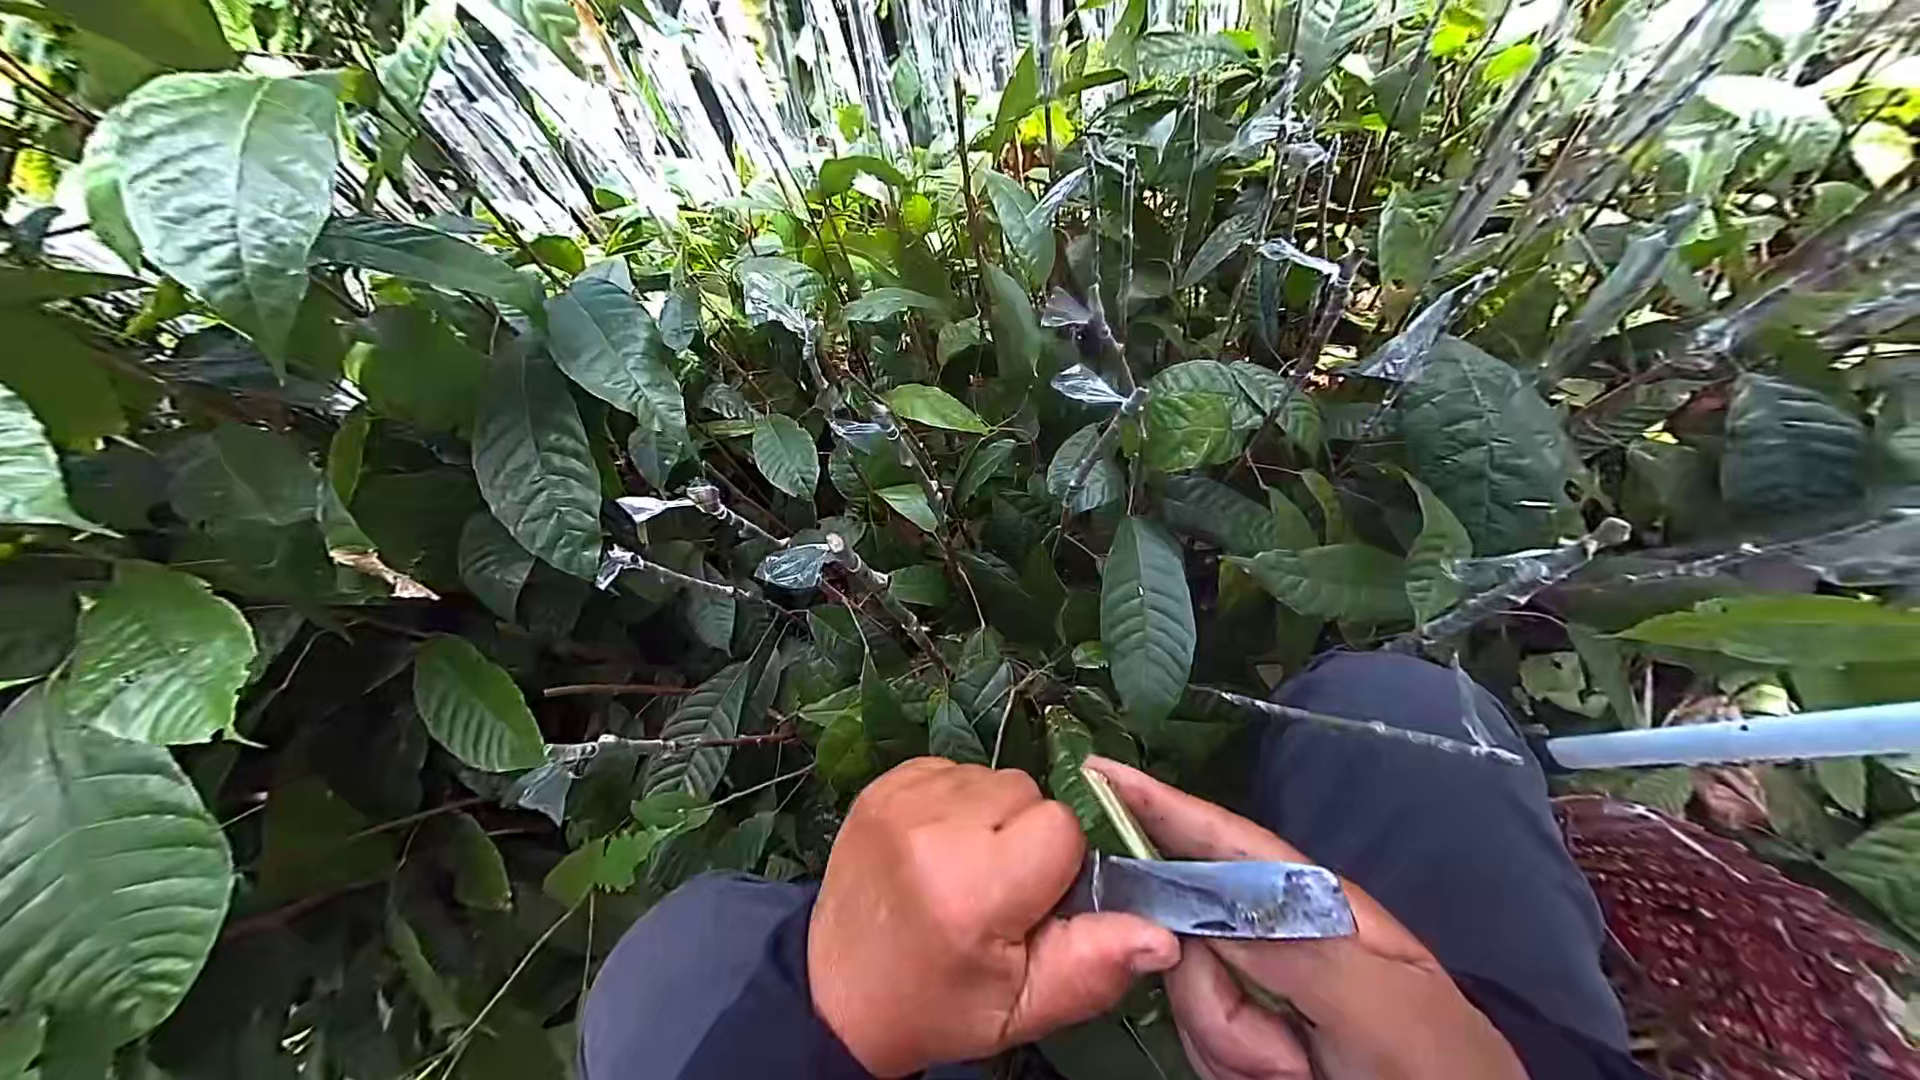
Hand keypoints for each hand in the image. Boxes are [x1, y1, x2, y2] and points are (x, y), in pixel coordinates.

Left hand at [809, 757, 1180, 1076]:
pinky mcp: (884, 781)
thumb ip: (1093, 967)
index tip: (1031, 896)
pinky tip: (937, 839)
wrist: (839, 988)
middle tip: (994, 883)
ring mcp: (902, 795)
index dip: (1059, 861)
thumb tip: (1161, 933)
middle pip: (1027, 792)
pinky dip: (957, 798)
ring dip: (991, 813)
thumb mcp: (1020, 1007)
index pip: (1061, 826)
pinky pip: (954, 767)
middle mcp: (934, 826)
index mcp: (972, 885)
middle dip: (1025, 833)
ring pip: (992, 776)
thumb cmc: (938, 1001)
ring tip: (962, 861)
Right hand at [1085, 757, 1526, 1079]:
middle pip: (1187, 918)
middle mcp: (1272, 930)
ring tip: (1295, 1076)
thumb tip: (1206, 898)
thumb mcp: (1387, 1012)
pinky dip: (1224, 1059)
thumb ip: (1297, 944)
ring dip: (1230, 1040)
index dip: (1155, 800)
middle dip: (1216, 989)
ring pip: (1184, 980)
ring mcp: (1253, 982)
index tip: (1096, 768)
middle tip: (1281, 1054)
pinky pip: (1193, 1028)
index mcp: (1311, 900)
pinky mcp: (1239, 1030)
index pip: (1219, 836)